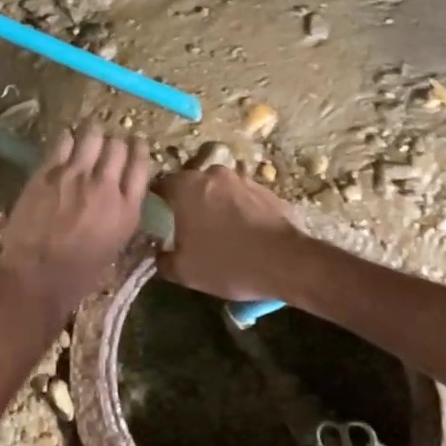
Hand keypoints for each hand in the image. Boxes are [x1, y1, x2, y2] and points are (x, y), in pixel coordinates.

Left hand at [0, 124, 150, 318]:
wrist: (38, 274)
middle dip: (115, 141)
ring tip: (90, 132)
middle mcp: (105, 186)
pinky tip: (67, 140)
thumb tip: (119, 197)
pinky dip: (68, 139)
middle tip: (109, 141)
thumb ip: (120, 216)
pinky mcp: (48, 172)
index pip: (141, 167)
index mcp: (127, 210)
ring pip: (91, 137)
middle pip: (117, 147)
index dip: (139, 150)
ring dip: (93, 133)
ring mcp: (75, 176)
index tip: (136, 142)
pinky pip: (63, 143)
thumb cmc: (79, 274)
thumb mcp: (115, 246)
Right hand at [154, 166, 304, 301]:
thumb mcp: (185, 272)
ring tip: (221, 231)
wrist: (288, 263)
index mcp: (184, 186)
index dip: (157, 204)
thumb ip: (162, 260)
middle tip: (190, 229)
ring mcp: (241, 179)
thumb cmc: (228, 262)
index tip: (160, 222)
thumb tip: (157, 254)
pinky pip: (242, 198)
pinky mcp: (266, 190)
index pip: (159, 186)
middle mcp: (210, 174)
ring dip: (215, 204)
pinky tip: (245, 233)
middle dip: (188, 203)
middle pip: (190, 185)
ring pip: (218, 190)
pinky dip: (239, 210)